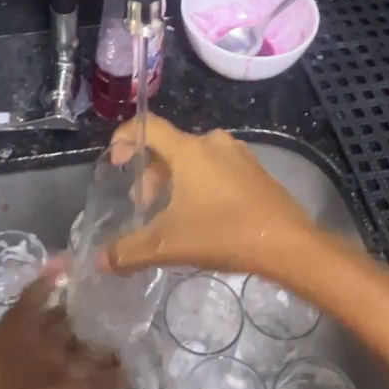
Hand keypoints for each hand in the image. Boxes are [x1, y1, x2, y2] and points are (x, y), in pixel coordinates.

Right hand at [103, 114, 317, 275]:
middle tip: (144, 207)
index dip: (125, 138)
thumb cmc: (223, 233)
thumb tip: (100, 261)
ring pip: (193, 158)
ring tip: (171, 214)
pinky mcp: (255, 170)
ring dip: (175, 180)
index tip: (115, 162)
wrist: (287, 243)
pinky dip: (200, 183)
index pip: (148, 126)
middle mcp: (213, 142)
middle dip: (150, 174)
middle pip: (169, 147)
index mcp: (189, 149)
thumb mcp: (169, 244)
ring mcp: (238, 154)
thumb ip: (130, 250)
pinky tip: (202, 214)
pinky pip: (216, 167)